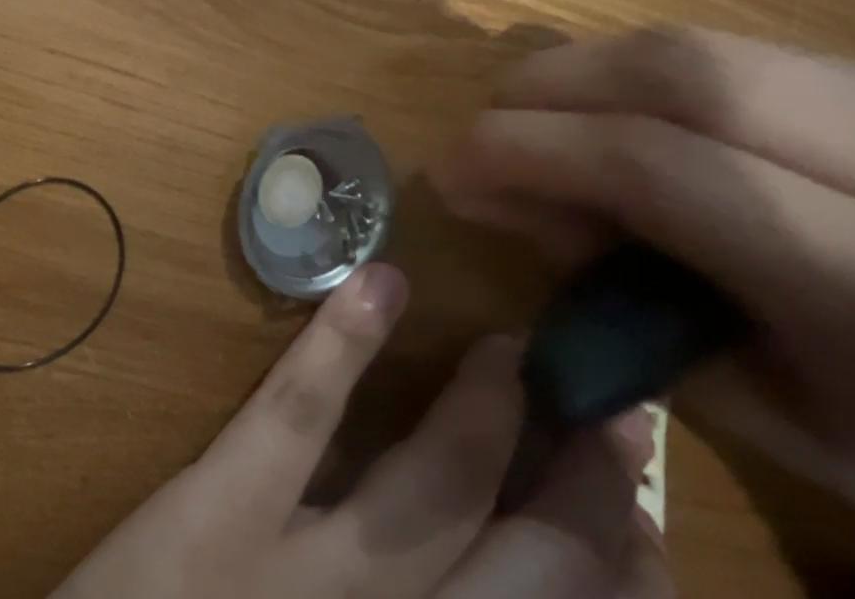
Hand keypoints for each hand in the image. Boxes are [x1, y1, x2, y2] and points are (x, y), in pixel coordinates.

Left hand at [53, 263, 666, 598]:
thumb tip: (486, 566)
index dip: (618, 562)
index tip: (632, 508)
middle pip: (535, 564)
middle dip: (587, 487)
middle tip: (607, 411)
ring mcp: (310, 574)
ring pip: (434, 485)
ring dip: (483, 412)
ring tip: (511, 353)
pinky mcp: (223, 511)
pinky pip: (298, 417)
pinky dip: (343, 346)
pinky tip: (380, 286)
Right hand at [434, 27, 854, 543]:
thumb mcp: (778, 414)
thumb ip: (627, 307)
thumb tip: (508, 204)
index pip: (663, 167)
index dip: (531, 152)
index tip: (451, 175)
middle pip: (686, 71)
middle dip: (547, 86)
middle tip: (483, 131)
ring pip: (714, 45)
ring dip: (591, 74)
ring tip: (541, 126)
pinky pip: (749, 53)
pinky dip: (654, 81)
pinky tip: (628, 126)